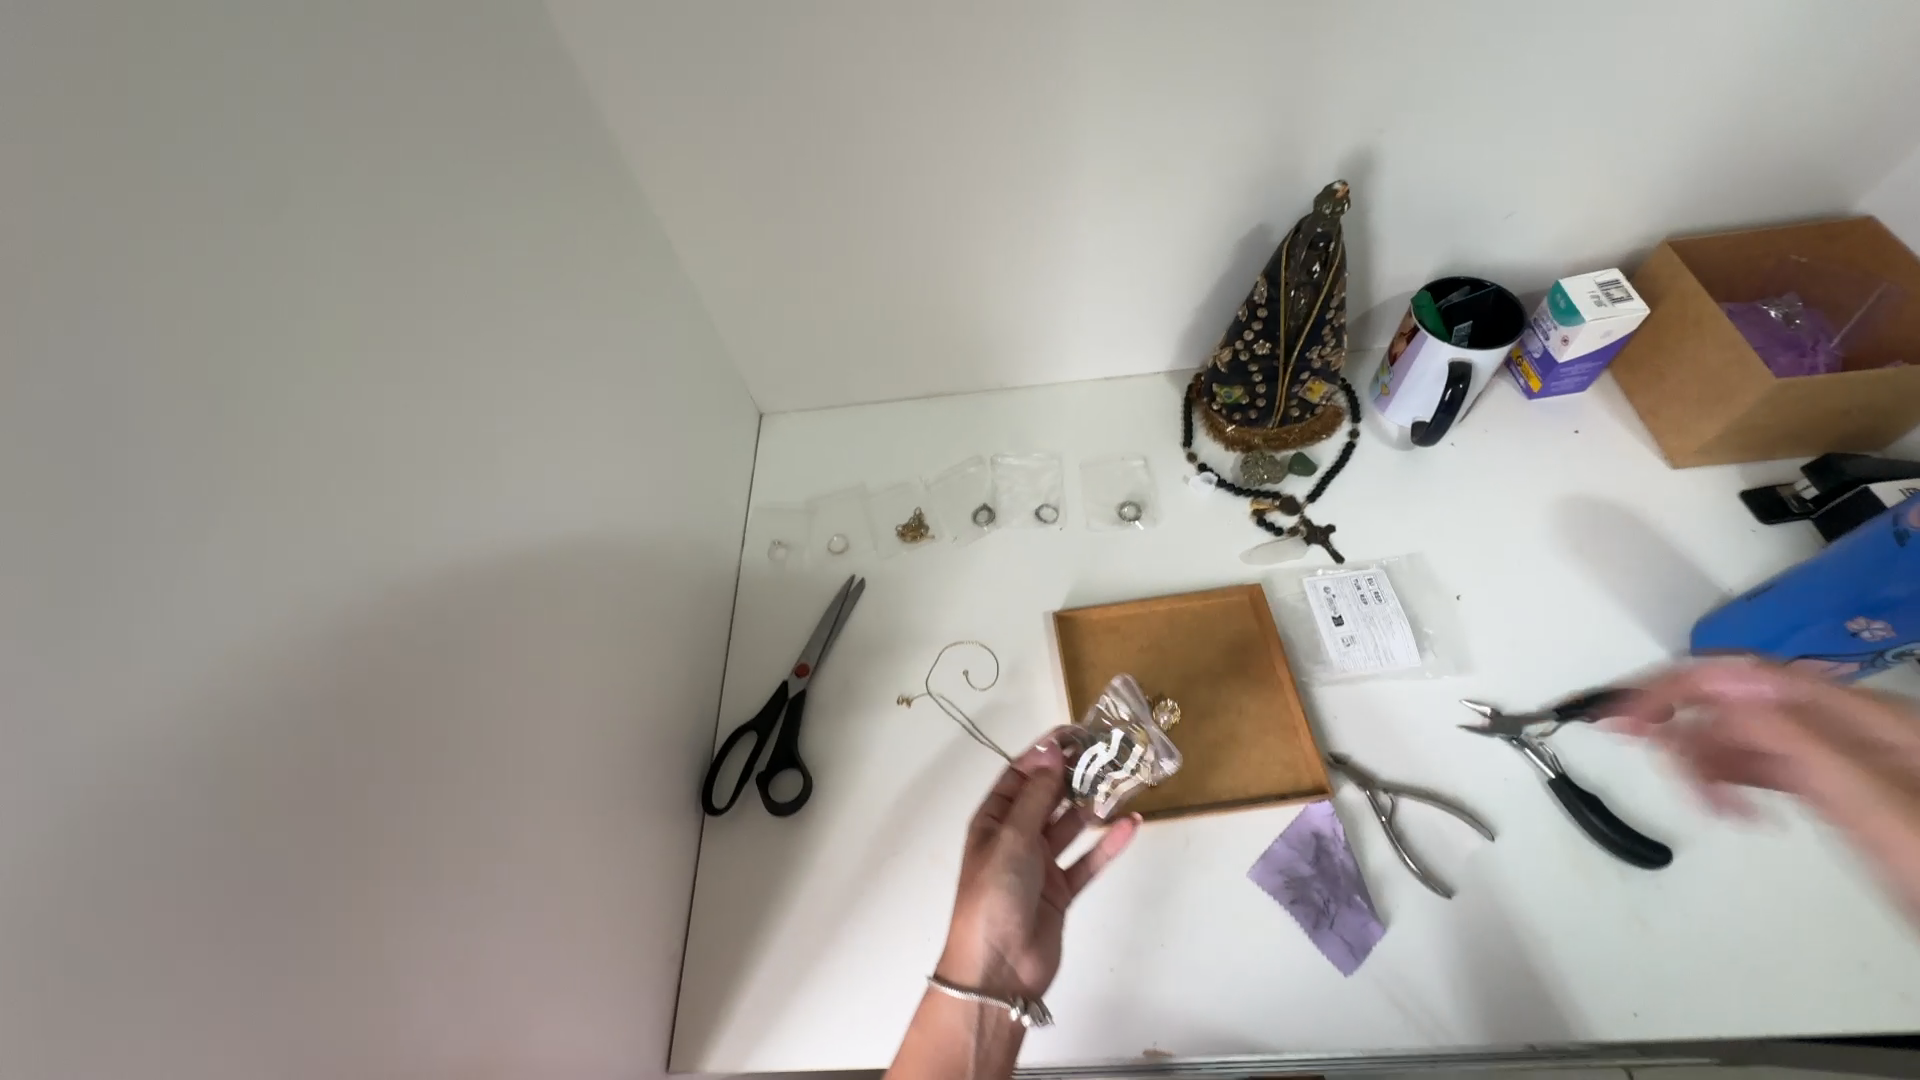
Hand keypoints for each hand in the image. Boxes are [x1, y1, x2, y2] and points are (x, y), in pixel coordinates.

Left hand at [936, 735, 1138, 1001]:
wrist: (998, 970)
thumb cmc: (995, 893)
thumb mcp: (1012, 836)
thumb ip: (1036, 794)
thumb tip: (1052, 748)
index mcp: (993, 820)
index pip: (1020, 775)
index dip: (1044, 753)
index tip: (1074, 733)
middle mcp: (1015, 837)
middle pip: (1047, 798)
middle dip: (1073, 776)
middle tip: (1106, 753)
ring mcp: (1038, 865)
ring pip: (1069, 827)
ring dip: (1092, 807)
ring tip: (1123, 783)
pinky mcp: (1060, 892)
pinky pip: (1086, 861)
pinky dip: (1106, 845)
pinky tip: (1130, 826)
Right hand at [1615, 659, 1919, 919]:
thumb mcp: (1868, 801)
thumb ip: (1795, 737)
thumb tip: (1719, 686)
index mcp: (1857, 716)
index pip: (1741, 677)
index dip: (1673, 687)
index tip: (1623, 713)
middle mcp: (1839, 725)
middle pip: (1730, 704)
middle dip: (1682, 730)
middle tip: (1646, 758)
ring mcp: (1833, 753)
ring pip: (1734, 735)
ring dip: (1700, 762)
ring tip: (1703, 802)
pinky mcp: (1824, 781)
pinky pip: (1752, 763)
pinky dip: (1724, 779)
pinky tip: (1726, 804)